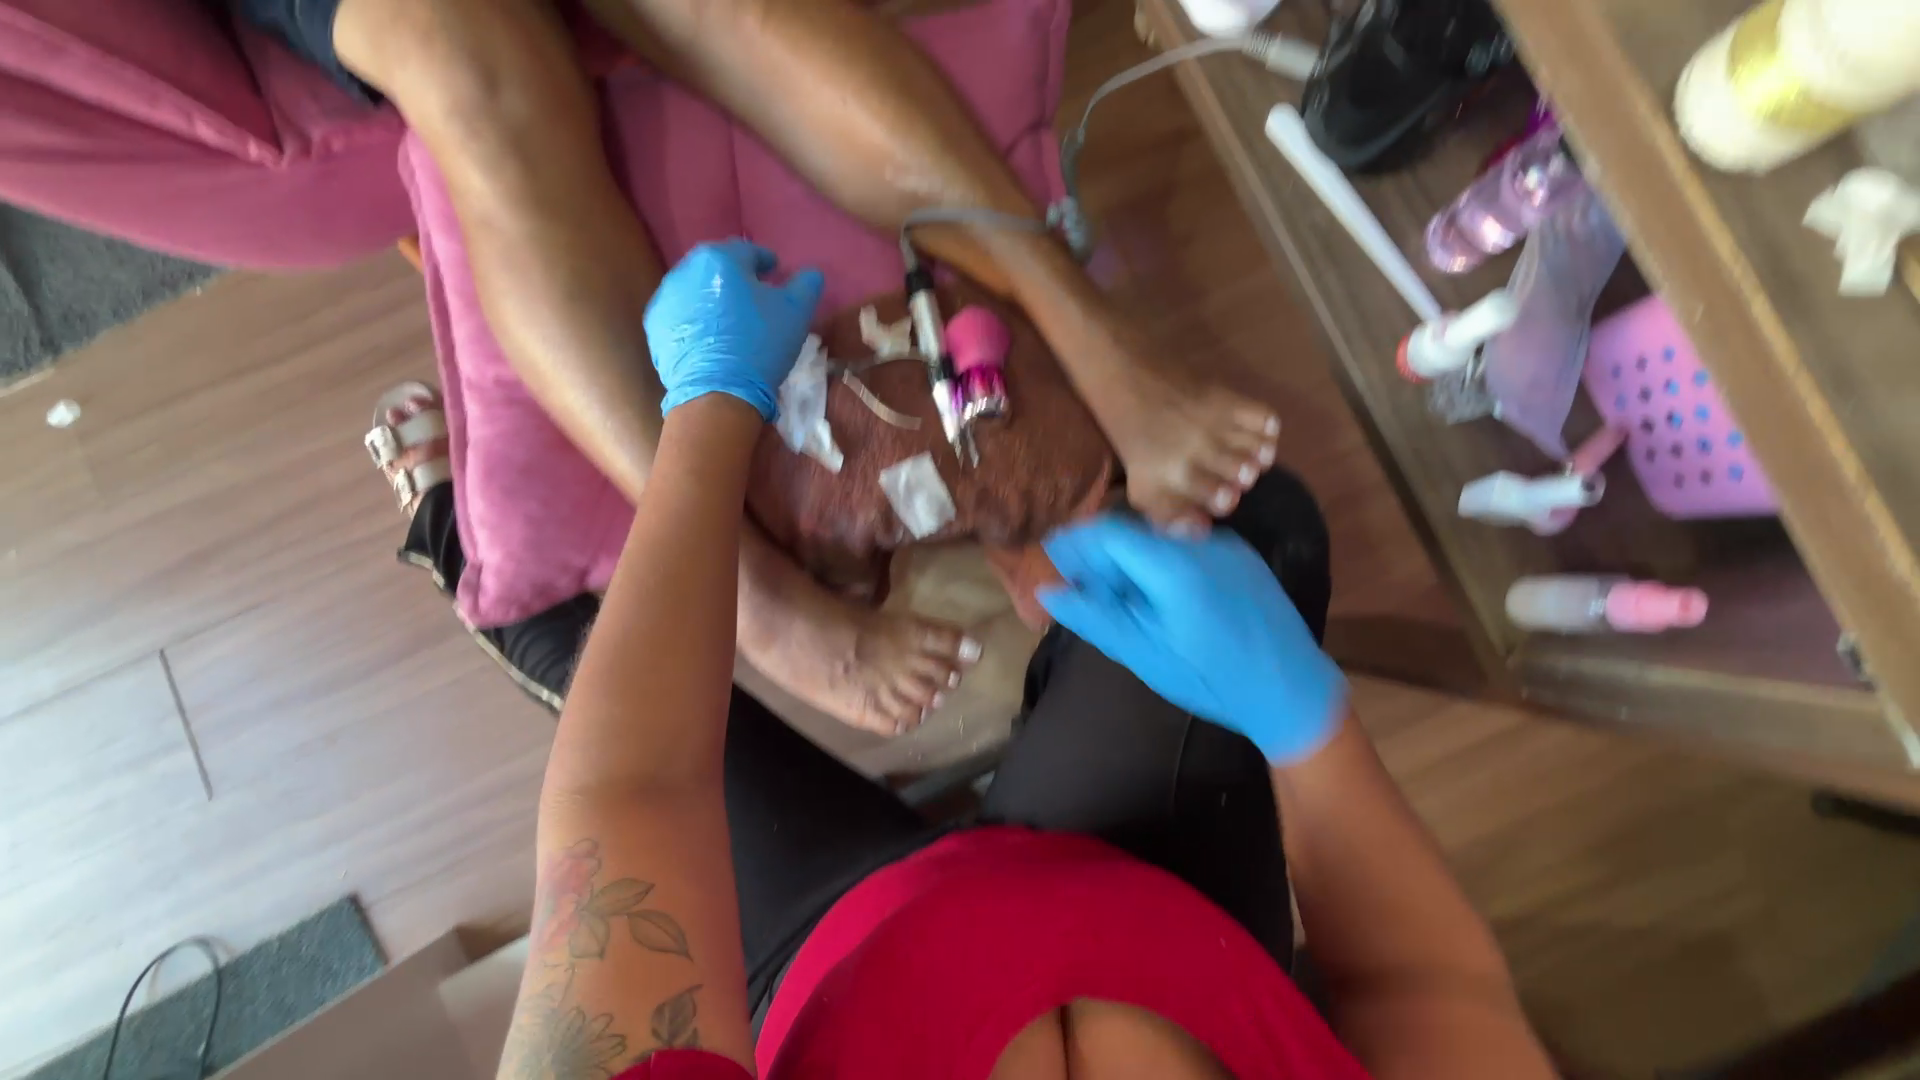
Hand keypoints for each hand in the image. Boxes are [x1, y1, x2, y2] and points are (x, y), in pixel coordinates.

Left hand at [643, 239, 825, 419]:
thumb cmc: (760, 345)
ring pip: (697, 290)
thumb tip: (811, 273)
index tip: (775, 273)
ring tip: (731, 320)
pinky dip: (696, 320)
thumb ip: (806, 286)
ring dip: (714, 298)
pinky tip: (711, 339)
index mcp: (720, 259)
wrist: (717, 393)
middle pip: (718, 267)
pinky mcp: (656, 327)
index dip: (766, 261)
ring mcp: (666, 298)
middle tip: (753, 297)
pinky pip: (682, 315)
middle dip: (736, 278)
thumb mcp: (795, 314)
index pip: (748, 250)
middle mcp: (687, 270)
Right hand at [1038, 513, 1344, 762]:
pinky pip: (1186, 549)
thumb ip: (1094, 616)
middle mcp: (1201, 542)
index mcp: (1174, 565)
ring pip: (1160, 540)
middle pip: (1134, 533)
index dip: (1077, 545)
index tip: (1056, 566)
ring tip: (1121, 601)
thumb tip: (1048, 591)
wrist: (1291, 690)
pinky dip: (1160, 566)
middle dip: (1102, 557)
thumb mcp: (1144, 652)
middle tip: (1085, 591)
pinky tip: (1159, 600)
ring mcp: (1226, 546)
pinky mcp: (1241, 557)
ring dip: (1131, 562)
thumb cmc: (1211, 678)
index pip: (1109, 532)